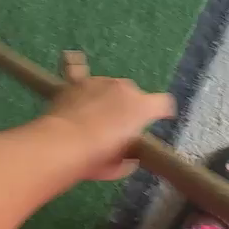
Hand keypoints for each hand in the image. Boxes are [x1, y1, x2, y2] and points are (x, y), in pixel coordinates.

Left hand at [40, 52, 174, 179]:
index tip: (163, 117)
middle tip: (118, 126)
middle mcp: (126, 88)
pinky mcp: (78, 81)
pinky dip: (80, 71)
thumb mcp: (118, 166)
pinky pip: (80, 67)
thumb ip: (128, 160)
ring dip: (108, 96)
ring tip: (95, 113)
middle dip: (130, 107)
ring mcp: (102, 81)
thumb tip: (128, 160)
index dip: (164, 111)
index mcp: (143, 107)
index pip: (164, 103)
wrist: (63, 142)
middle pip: (135, 93)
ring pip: (111, 85)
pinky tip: (75, 62)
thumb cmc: (96, 156)